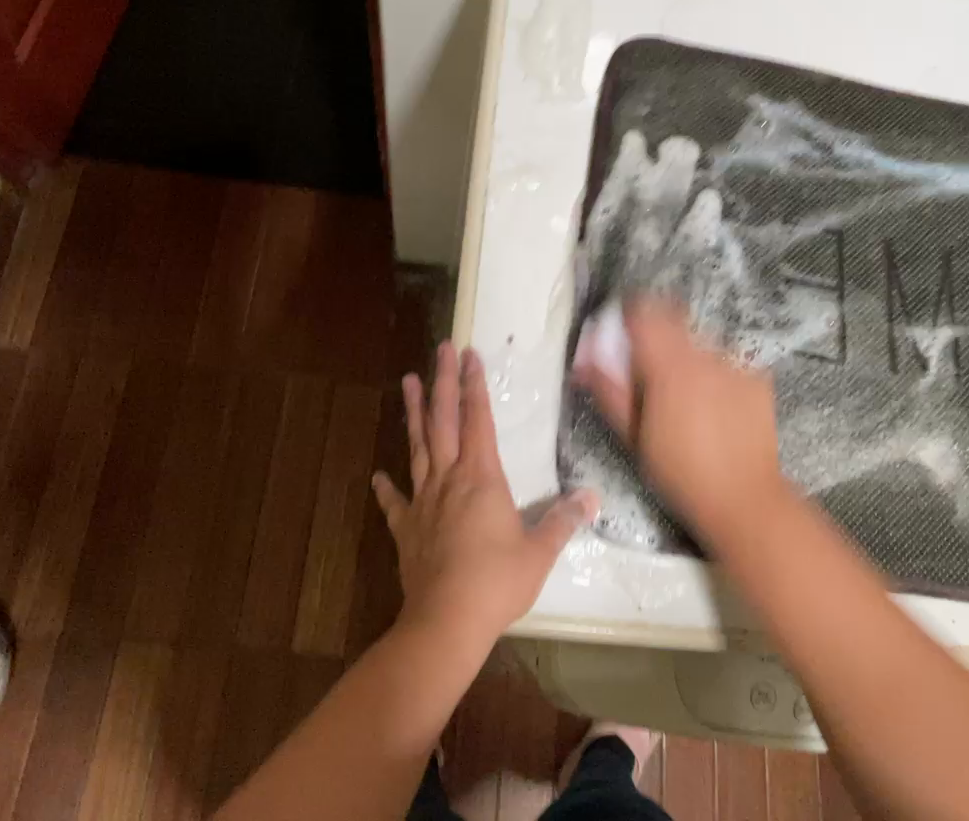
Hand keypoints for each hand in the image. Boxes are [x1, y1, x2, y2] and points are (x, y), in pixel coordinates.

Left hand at [373, 342, 598, 649]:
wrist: (446, 619)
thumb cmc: (497, 582)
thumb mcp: (540, 552)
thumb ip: (563, 521)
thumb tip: (591, 497)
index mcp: (483, 478)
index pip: (479, 420)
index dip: (476, 386)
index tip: (471, 355)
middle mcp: (449, 480)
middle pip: (444, 421)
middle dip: (444, 382)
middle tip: (440, 349)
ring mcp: (423, 502)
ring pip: (417, 448)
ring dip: (414, 414)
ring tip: (408, 382)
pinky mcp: (406, 528)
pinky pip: (395, 503)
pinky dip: (386, 488)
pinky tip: (377, 476)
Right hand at [572, 299, 788, 542]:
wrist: (743, 499)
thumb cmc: (679, 472)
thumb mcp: (634, 436)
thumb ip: (609, 390)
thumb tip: (584, 360)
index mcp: (668, 366)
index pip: (643, 312)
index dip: (627, 315)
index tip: (620, 333)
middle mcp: (704, 354)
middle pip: (673, 322)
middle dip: (657, 338)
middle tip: (649, 372)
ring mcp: (736, 364)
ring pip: (700, 343)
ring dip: (687, 357)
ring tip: (685, 397)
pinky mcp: (757, 377)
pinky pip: (727, 362)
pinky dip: (715, 373)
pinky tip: (715, 406)